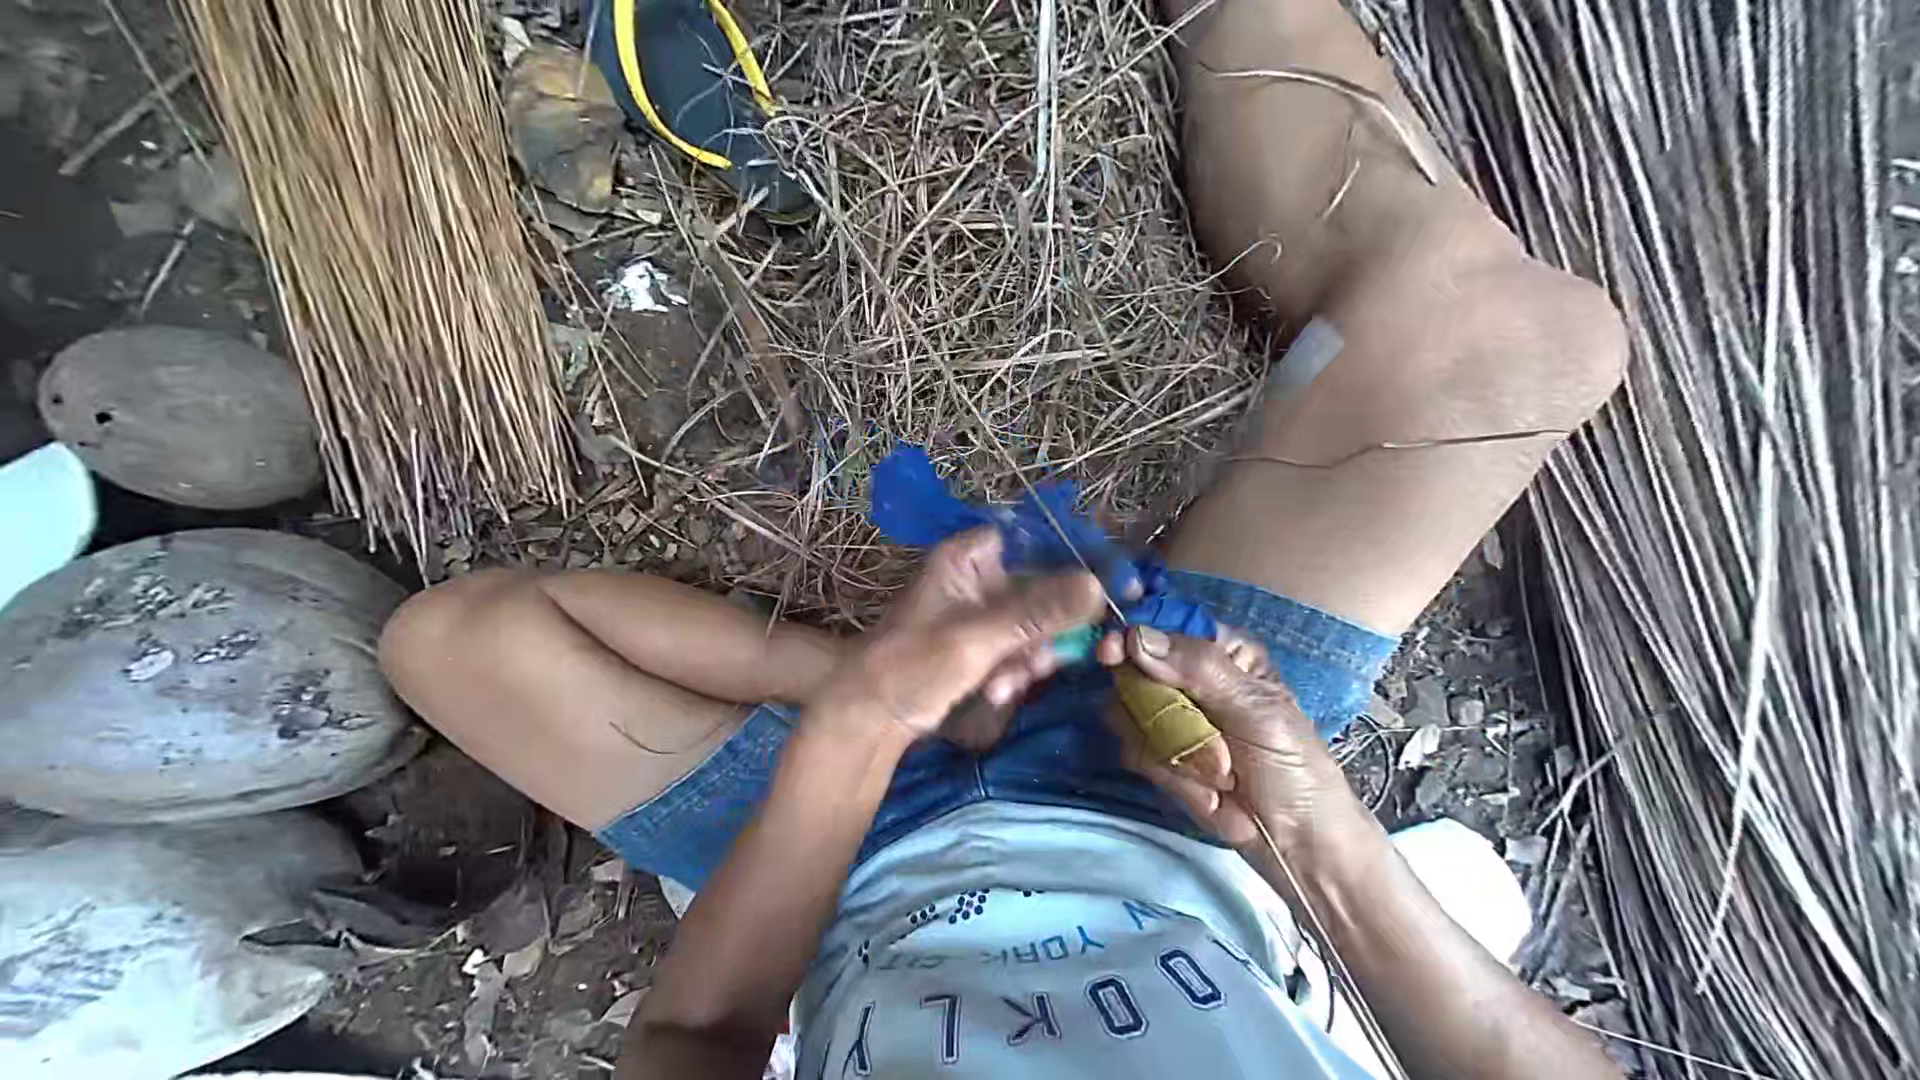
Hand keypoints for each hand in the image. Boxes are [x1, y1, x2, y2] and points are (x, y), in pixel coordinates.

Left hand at [809, 527, 1106, 747]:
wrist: (874, 717)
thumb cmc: (912, 665)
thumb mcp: (976, 639)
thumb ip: (1036, 612)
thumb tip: (1096, 585)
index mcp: (971, 556)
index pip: (1040, 538)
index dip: (1080, 556)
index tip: (1117, 585)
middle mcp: (983, 576)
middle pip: (1047, 586)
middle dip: (1051, 628)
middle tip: (1053, 658)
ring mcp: (987, 611)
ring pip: (1041, 622)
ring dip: (1034, 655)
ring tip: (1008, 681)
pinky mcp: (989, 642)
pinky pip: (1026, 646)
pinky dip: (1019, 669)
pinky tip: (998, 691)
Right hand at [1099, 626, 1358, 852]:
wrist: (1300, 846)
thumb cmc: (1294, 767)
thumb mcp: (1256, 711)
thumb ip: (1197, 668)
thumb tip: (1135, 637)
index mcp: (1218, 653)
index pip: (1159, 631)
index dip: (1129, 640)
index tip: (1109, 654)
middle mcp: (1186, 679)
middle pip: (1132, 676)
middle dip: (1164, 716)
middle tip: (1205, 743)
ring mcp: (1169, 718)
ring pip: (1128, 718)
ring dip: (1176, 755)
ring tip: (1223, 775)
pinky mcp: (1158, 756)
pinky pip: (1136, 755)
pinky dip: (1175, 779)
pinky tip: (1211, 794)